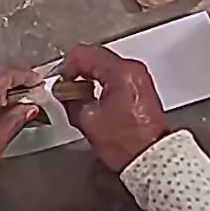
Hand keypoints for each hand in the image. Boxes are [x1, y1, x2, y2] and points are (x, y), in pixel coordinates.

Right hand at [61, 45, 166, 171]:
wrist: (150, 157)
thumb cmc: (126, 143)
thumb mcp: (88, 120)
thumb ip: (70, 99)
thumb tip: (63, 92)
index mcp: (120, 72)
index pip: (85, 54)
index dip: (66, 65)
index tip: (59, 78)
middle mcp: (132, 69)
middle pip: (96, 56)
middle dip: (77, 69)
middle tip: (65, 85)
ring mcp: (139, 76)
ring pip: (105, 64)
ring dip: (89, 75)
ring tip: (77, 93)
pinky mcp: (141, 86)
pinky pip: (115, 74)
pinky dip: (101, 80)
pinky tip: (93, 95)